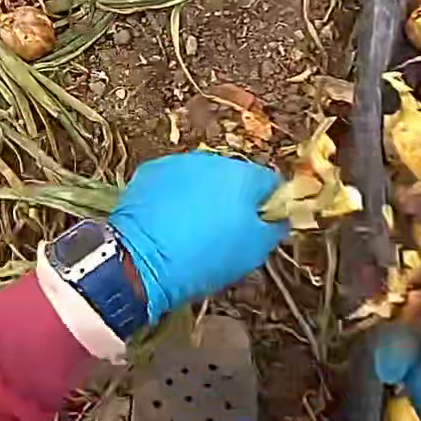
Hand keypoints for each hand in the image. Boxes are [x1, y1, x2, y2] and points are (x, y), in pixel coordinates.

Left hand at [109, 152, 288, 321]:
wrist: (142, 259)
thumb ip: (273, 228)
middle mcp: (213, 160)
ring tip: (191, 228)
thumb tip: (278, 217)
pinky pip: (173, 181)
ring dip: (203, 196)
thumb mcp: (253, 252)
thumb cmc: (205, 256)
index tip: (260, 226)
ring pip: (202, 177)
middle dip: (233, 200)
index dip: (269, 205)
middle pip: (234, 178)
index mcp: (243, 176)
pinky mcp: (151, 171)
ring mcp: (179, 162)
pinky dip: (174, 196)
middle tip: (225, 231)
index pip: (271, 182)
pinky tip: (167, 221)